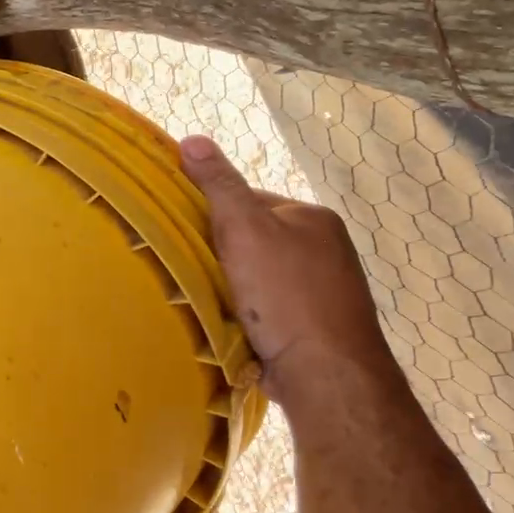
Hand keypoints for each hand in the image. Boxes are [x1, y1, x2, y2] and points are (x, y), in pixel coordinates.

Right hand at [179, 136, 397, 401]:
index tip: (186, 233)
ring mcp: (324, 288)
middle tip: (193, 266)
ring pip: (255, 271)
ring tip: (209, 295)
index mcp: (313, 218)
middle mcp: (325, 248)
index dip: (211, 213)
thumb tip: (193, 138)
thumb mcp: (243, 229)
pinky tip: (231, 318)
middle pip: (250, 236)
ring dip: (230, 282)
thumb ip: (218, 184)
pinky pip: (266, 302)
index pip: (246, 200)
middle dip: (219, 251)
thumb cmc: (284, 293)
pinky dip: (245, 307)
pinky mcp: (315, 323)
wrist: (327, 374)